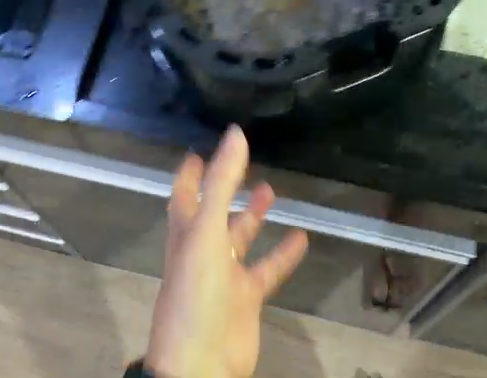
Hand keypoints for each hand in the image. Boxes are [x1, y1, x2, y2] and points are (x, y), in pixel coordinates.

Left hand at [144, 126, 308, 377]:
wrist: (201, 363)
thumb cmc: (195, 290)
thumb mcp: (206, 230)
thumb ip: (221, 182)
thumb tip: (235, 132)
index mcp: (184, 231)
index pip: (184, 193)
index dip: (190, 172)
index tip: (199, 149)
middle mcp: (202, 248)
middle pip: (212, 211)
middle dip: (224, 187)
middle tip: (242, 161)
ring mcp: (224, 274)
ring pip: (239, 237)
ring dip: (253, 215)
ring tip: (271, 190)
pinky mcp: (246, 297)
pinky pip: (267, 269)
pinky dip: (282, 254)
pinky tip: (301, 238)